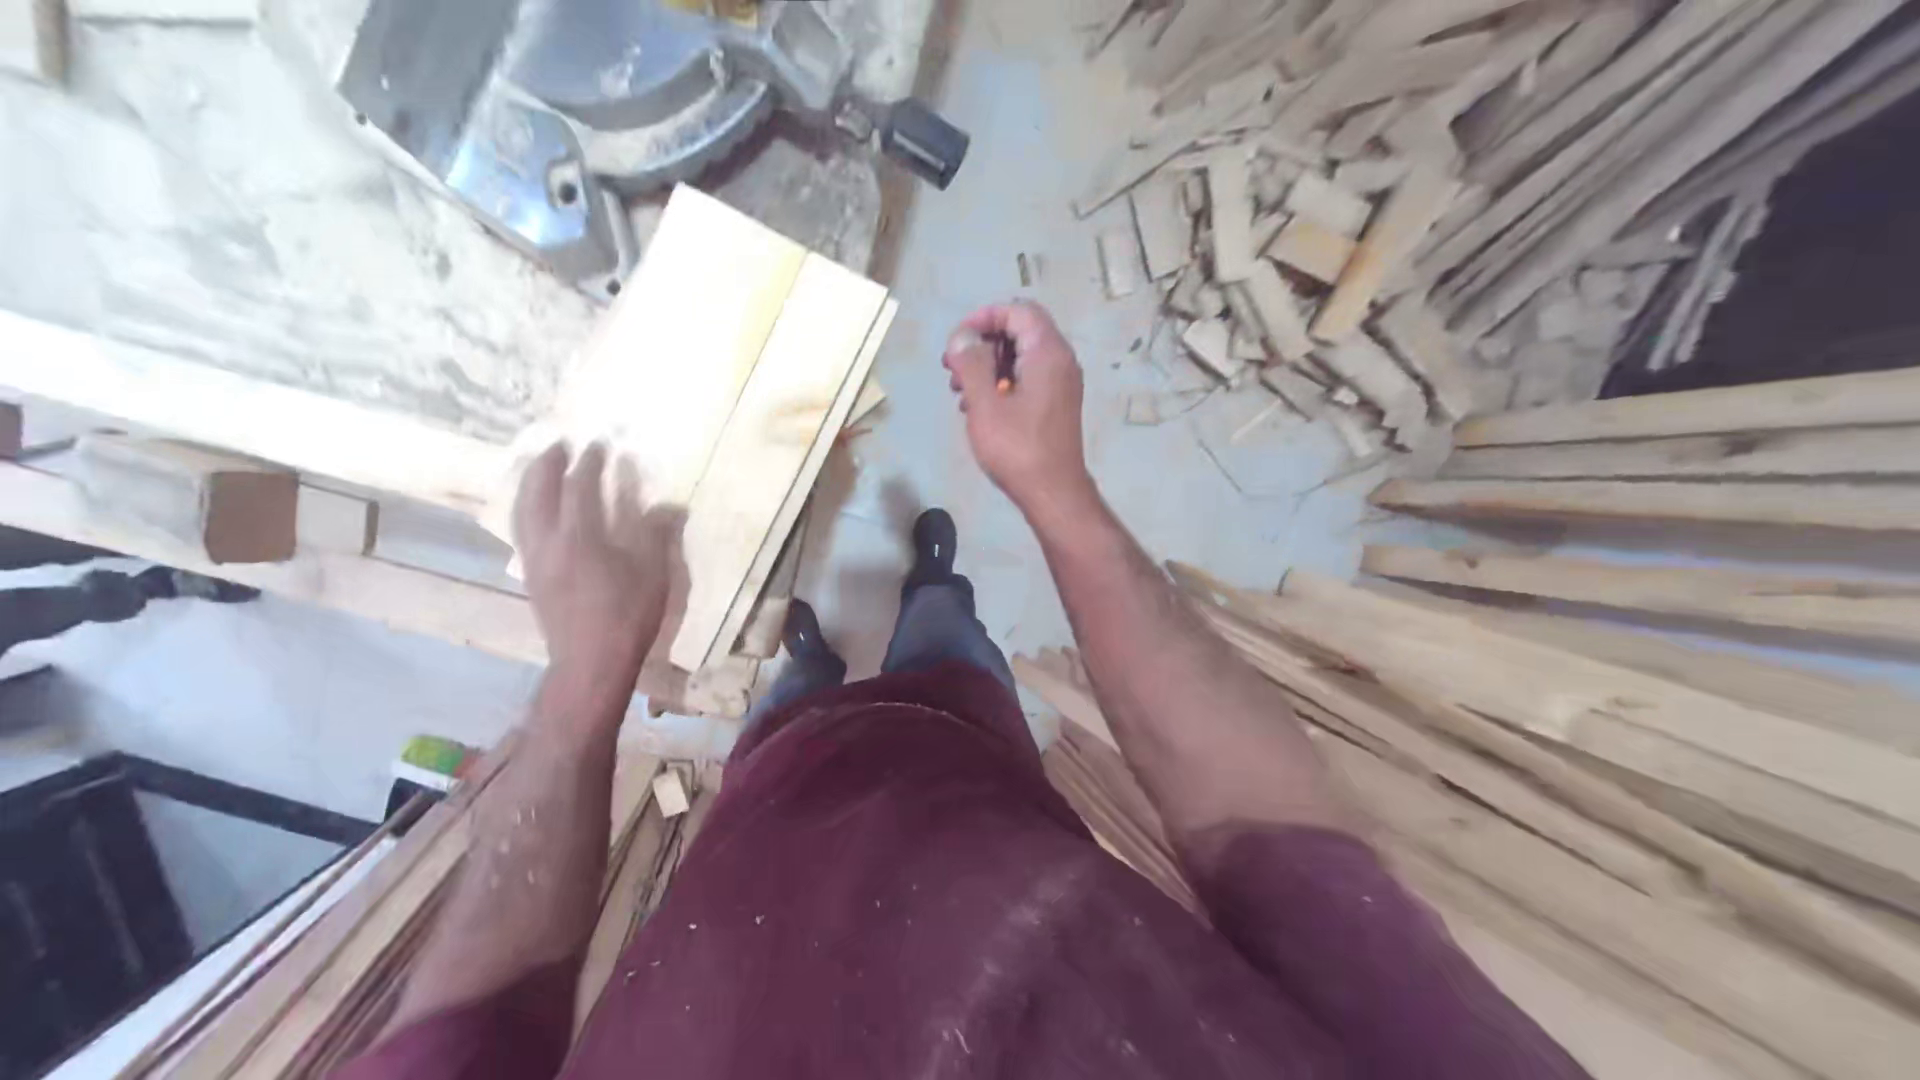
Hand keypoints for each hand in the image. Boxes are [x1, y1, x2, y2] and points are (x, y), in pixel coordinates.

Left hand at [512, 441, 673, 694]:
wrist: (590, 662)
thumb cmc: (627, 616)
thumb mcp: (654, 574)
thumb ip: (657, 534)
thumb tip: (669, 507)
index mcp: (580, 537)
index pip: (579, 487)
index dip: (589, 463)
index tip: (599, 444)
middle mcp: (548, 542)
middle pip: (538, 492)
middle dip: (547, 464)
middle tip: (560, 445)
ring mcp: (534, 560)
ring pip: (522, 510)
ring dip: (531, 483)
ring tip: (542, 468)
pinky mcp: (531, 576)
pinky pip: (522, 529)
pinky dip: (527, 508)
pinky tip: (537, 510)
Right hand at [943, 301, 1094, 512]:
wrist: (1053, 493)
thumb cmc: (1018, 449)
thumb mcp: (985, 404)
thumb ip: (971, 363)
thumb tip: (962, 337)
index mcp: (1047, 352)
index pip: (1018, 311)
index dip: (983, 318)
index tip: (956, 342)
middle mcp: (1060, 361)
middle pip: (1019, 331)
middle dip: (982, 343)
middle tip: (953, 369)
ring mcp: (1061, 384)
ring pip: (1021, 356)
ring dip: (988, 365)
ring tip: (960, 392)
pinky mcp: (1056, 404)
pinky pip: (1027, 378)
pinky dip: (1002, 383)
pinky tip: (978, 408)